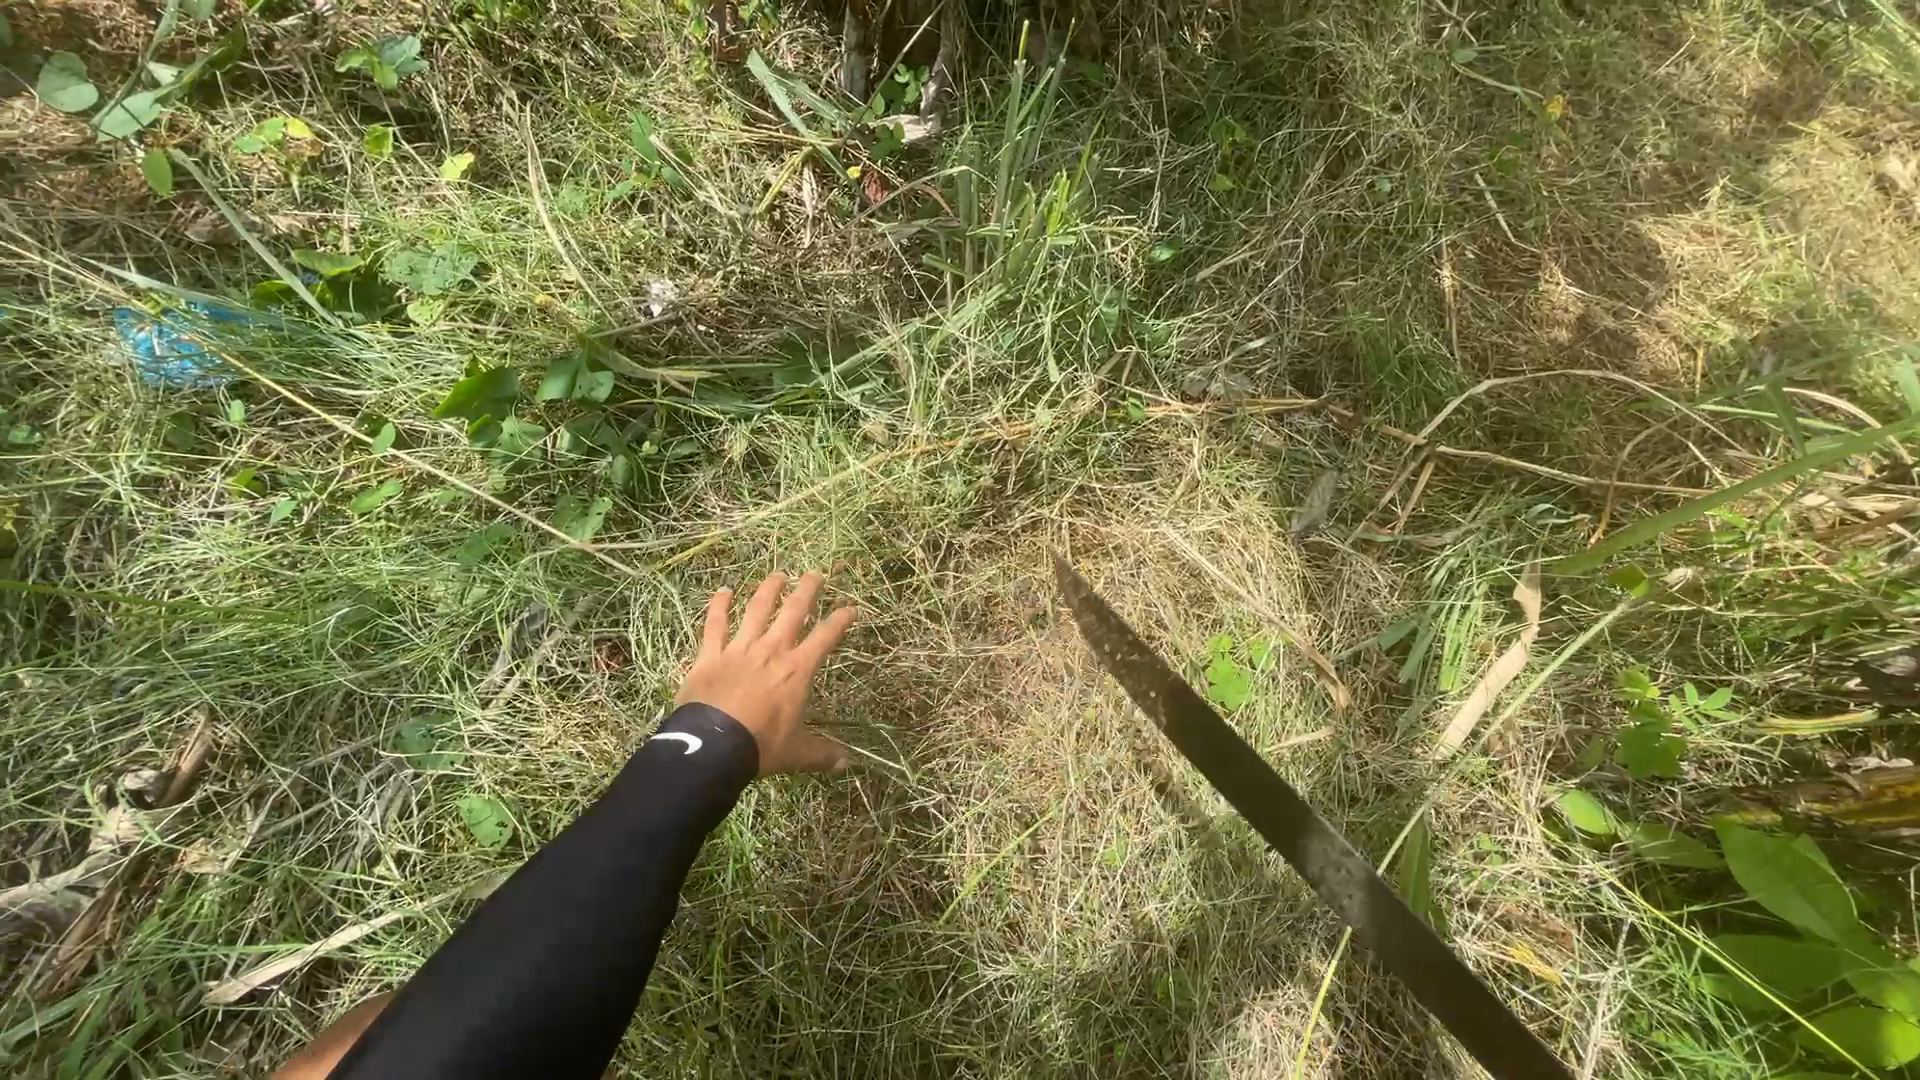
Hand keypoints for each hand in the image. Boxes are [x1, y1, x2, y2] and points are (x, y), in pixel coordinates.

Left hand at [675, 571, 855, 775]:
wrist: (713, 747)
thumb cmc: (761, 746)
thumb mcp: (797, 753)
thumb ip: (822, 754)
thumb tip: (846, 763)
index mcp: (797, 670)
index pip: (826, 637)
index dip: (840, 620)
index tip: (851, 608)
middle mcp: (772, 651)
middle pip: (794, 611)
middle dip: (807, 590)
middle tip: (816, 573)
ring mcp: (739, 649)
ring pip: (757, 610)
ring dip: (769, 589)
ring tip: (778, 574)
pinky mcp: (710, 655)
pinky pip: (714, 625)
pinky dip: (719, 606)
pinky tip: (723, 590)